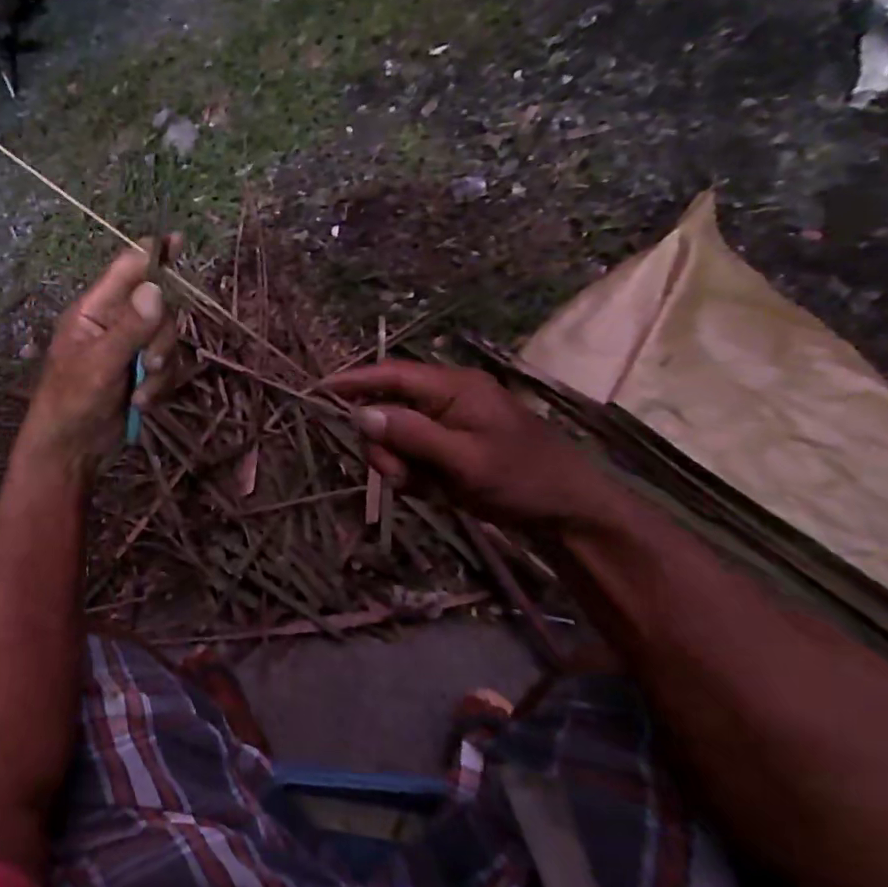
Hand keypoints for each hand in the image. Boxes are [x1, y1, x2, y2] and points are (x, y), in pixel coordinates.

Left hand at [18, 239, 177, 469]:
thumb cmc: (71, 401)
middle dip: (161, 337)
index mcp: (94, 310)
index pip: (128, 270)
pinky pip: (168, 367)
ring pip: (168, 340)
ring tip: (142, 393)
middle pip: (159, 308)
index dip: (152, 254)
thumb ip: (130, 328)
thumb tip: (157, 288)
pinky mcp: (142, 374)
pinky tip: (143, 404)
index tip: (179, 241)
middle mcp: (114, 323)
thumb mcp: (99, 364)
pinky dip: (161, 386)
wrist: (71, 451)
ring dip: (162, 368)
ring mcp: (130, 349)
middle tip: (151, 362)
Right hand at [321, 360, 614, 526]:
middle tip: (399, 476)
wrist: (568, 512)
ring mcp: (448, 426)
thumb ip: (411, 434)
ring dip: (399, 465)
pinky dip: (415, 476)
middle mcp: (447, 400)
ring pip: (397, 438)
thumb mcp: (464, 459)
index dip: (354, 380)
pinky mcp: (450, 449)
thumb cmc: (522, 478)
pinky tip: (435, 491)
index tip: (319, 389)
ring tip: (424, 488)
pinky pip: (413, 457)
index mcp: (454, 388)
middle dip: (384, 445)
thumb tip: (360, 414)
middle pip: (388, 411)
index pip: (392, 375)